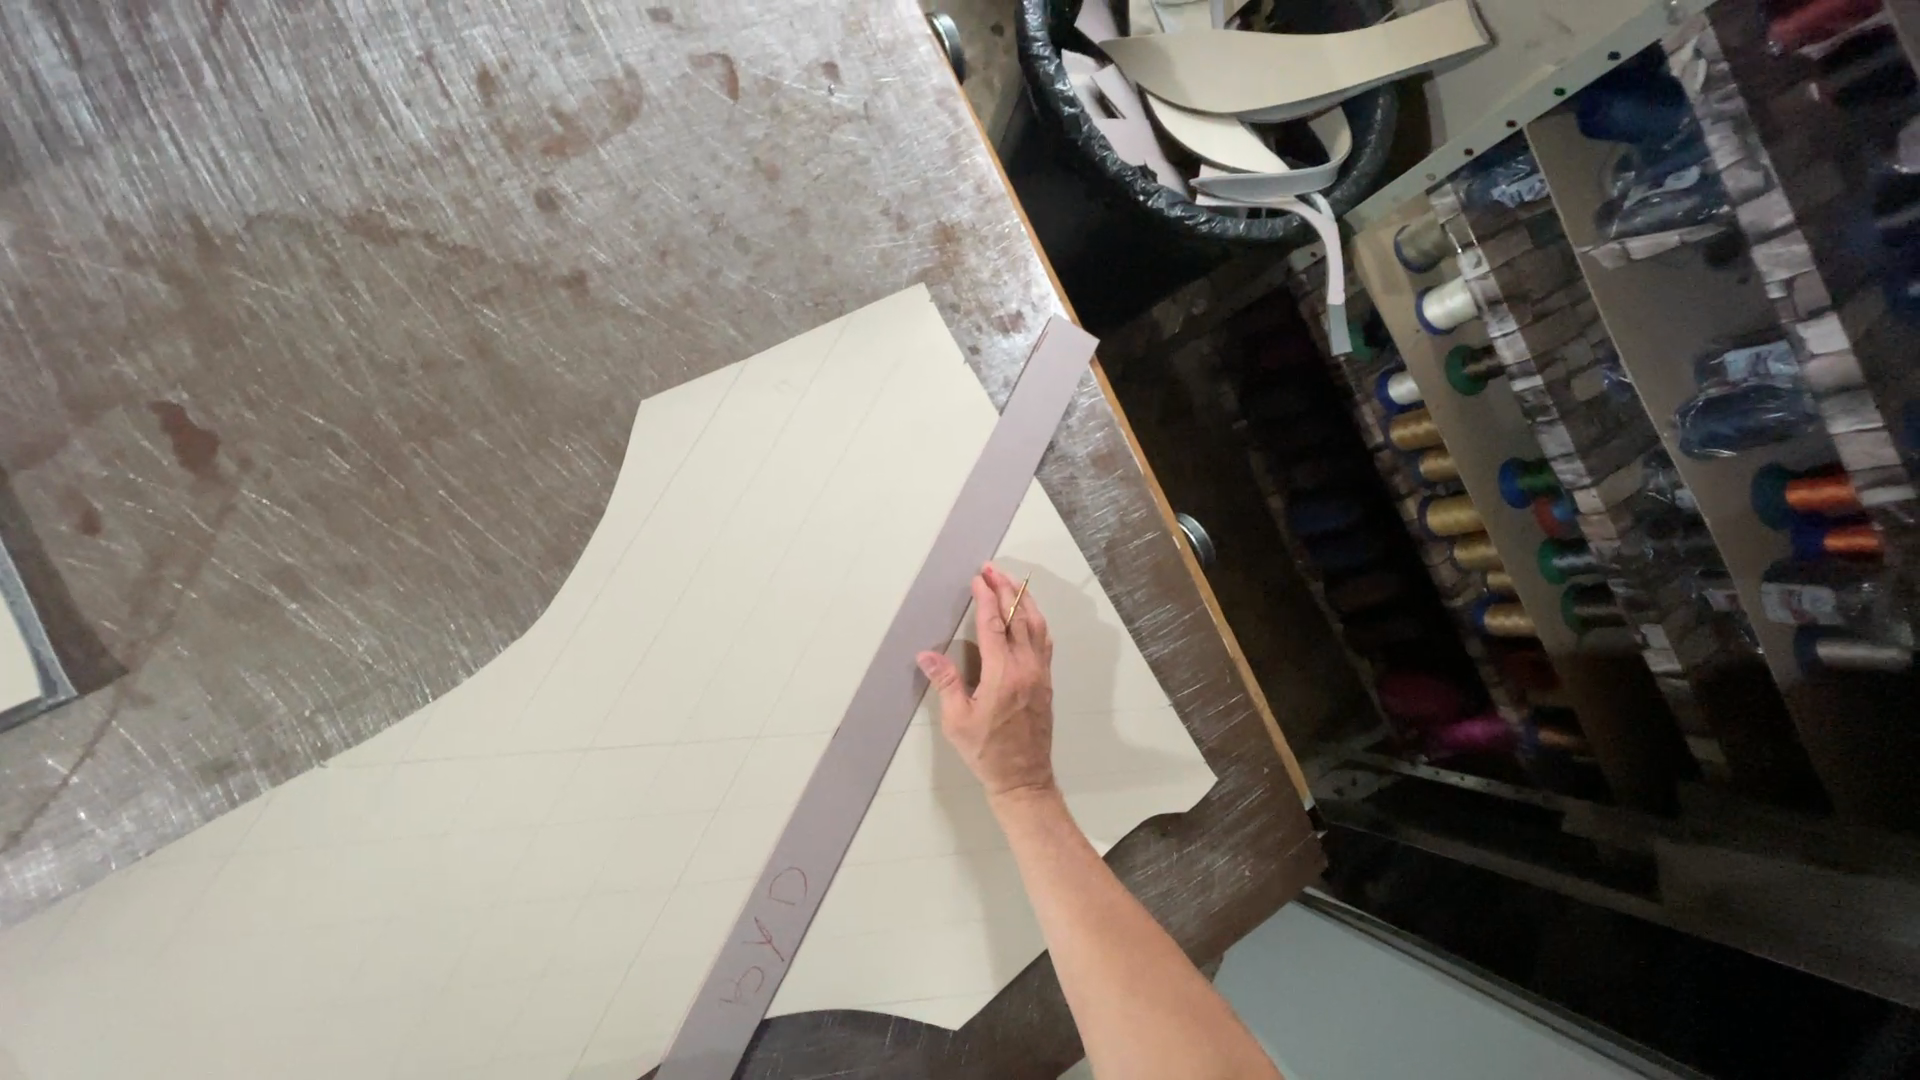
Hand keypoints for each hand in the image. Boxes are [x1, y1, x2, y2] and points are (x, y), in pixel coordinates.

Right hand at [916, 563, 1056, 800]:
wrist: (1024, 778)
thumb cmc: (986, 752)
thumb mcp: (957, 721)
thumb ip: (946, 683)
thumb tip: (926, 655)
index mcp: (1003, 674)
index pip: (994, 625)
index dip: (986, 598)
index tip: (977, 579)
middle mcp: (1026, 667)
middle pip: (1018, 617)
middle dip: (1005, 589)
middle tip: (991, 569)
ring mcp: (1040, 673)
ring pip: (1037, 625)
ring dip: (1023, 600)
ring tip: (1009, 582)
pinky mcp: (1046, 680)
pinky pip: (1045, 640)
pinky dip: (1036, 620)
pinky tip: (1028, 614)